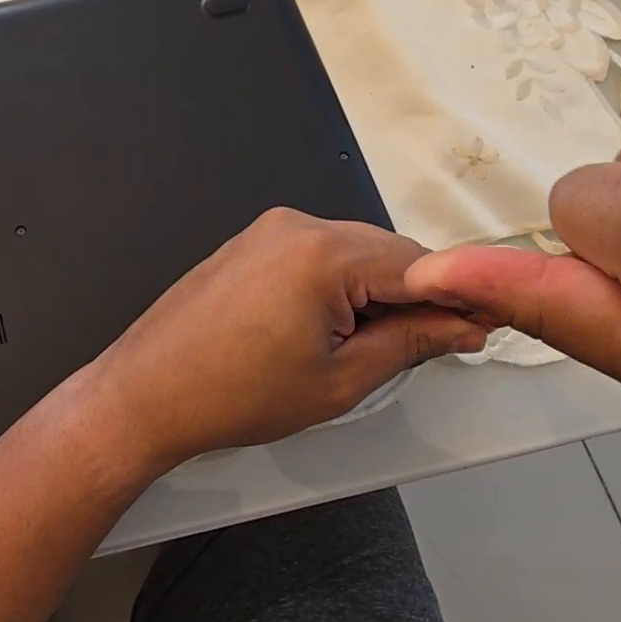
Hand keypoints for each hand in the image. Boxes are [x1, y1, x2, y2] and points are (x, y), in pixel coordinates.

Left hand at [81, 208, 489, 473]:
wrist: (147, 394)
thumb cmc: (231, 394)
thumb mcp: (339, 380)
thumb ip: (408, 343)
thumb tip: (458, 326)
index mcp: (323, 253)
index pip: (420, 265)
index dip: (455, 301)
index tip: (473, 332)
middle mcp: (294, 227)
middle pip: (384, 252)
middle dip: (410, 297)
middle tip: (420, 348)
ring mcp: (264, 232)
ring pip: (348, 253)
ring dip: (369, 292)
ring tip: (360, 347)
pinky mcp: (246, 245)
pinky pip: (311, 255)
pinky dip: (332, 285)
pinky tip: (324, 328)